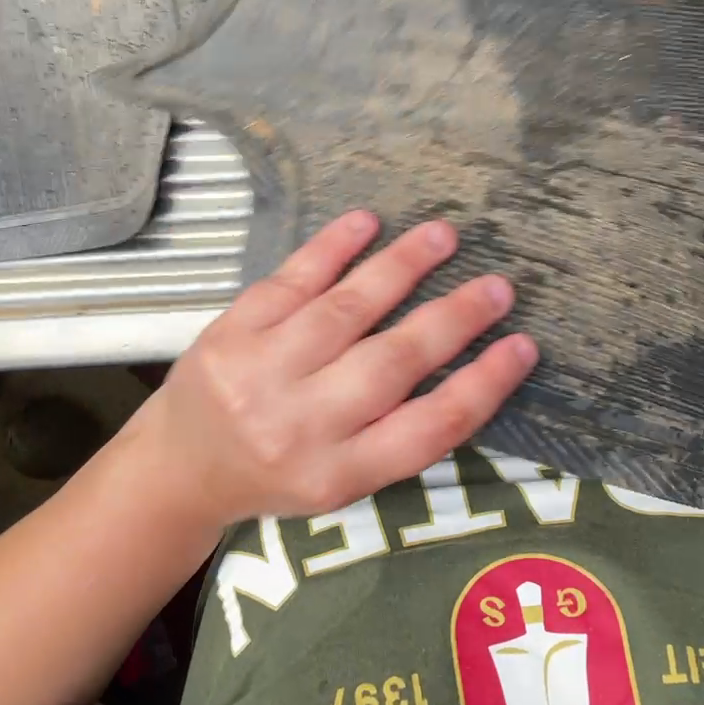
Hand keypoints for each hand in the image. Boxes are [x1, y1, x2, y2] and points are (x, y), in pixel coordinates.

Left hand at [123, 212, 536, 524]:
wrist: (180, 466)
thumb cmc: (276, 475)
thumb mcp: (342, 482)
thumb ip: (397, 435)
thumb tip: (468, 365)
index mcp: (339, 475)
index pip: (428, 429)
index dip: (483, 385)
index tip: (522, 347)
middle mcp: (301, 428)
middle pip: (393, 364)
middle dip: (454, 319)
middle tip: (498, 287)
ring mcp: (260, 375)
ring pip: (345, 310)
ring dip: (401, 267)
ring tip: (443, 236)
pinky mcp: (229, 333)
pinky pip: (290, 281)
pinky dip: (332, 248)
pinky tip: (367, 222)